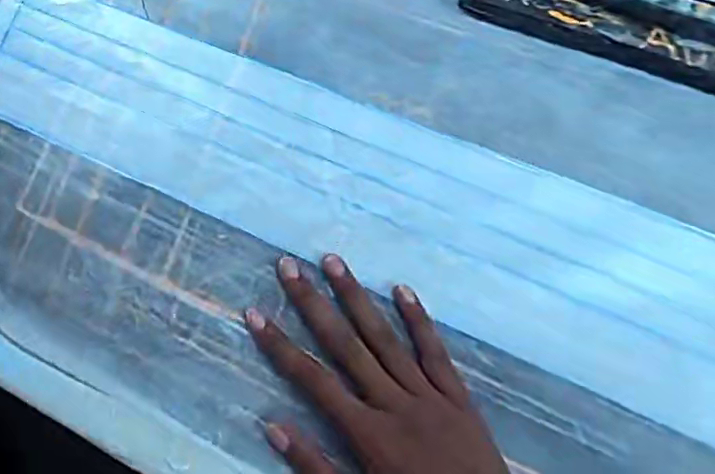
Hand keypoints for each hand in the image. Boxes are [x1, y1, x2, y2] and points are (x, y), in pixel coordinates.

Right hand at [244, 255, 504, 473]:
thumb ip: (316, 467)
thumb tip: (271, 426)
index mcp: (369, 433)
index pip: (312, 379)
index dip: (279, 345)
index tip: (254, 313)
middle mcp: (395, 406)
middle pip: (344, 344)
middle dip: (312, 302)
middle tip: (288, 265)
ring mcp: (430, 399)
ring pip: (385, 339)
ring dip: (355, 297)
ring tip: (332, 261)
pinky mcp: (461, 402)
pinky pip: (436, 356)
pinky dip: (419, 322)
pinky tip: (402, 289)